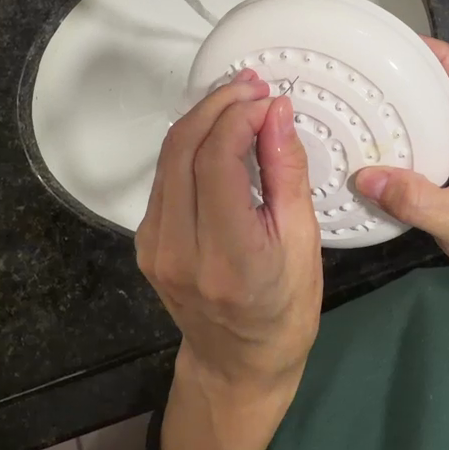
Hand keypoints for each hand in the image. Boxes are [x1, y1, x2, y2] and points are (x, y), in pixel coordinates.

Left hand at [137, 69, 322, 449]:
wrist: (237, 364)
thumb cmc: (285, 308)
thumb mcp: (303, 241)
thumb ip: (287, 171)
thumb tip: (277, 110)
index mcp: (225, 255)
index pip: (216, 160)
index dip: (239, 117)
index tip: (268, 98)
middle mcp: (176, 248)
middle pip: (182, 148)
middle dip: (217, 105)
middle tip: (252, 84)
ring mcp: (153, 245)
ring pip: (168, 156)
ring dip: (202, 118)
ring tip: (240, 98)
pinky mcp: (145, 241)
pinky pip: (166, 175)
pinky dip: (192, 143)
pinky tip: (221, 132)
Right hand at [354, 38, 448, 298]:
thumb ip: (415, 200)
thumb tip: (364, 177)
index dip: (415, 45)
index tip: (374, 42)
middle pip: (431, 83)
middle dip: (394, 75)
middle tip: (350, 77)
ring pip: (423, 113)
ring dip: (392, 109)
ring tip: (349, 107)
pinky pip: (420, 141)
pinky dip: (396, 139)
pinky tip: (369, 149)